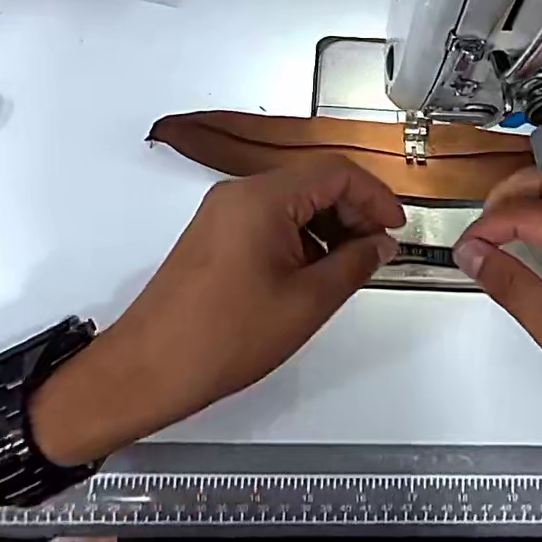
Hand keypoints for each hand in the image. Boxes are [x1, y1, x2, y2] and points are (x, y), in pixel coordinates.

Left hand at [32, 156, 404, 462]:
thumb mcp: (306, 303)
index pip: (335, 172)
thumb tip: (381, 244)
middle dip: (353, 211)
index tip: (395, 227)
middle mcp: (239, 195)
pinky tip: (315, 272)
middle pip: (313, 182)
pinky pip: (270, 220)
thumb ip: (354, 264)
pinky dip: (301, 238)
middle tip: (377, 250)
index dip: (375, 197)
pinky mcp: (216, 235)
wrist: (146, 369)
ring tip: (349, 266)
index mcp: (262, 199)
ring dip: (328, 226)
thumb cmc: (223, 338)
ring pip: (293, 202)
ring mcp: (223, 213)